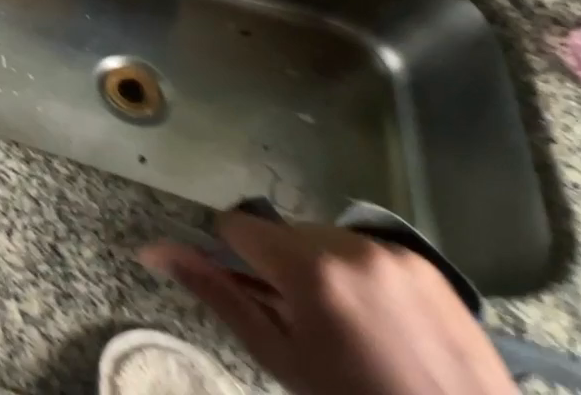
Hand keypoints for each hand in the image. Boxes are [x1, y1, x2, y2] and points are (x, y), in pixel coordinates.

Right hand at [141, 212, 515, 394]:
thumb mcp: (277, 355)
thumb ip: (216, 292)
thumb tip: (153, 250)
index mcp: (309, 267)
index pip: (236, 226)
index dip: (232, 258)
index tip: (253, 296)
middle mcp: (350, 244)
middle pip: (280, 231)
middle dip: (276, 264)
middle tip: (299, 318)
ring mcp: (394, 252)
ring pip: (320, 238)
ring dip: (315, 265)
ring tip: (343, 321)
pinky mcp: (427, 264)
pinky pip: (364, 250)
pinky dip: (355, 273)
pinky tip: (376, 319)